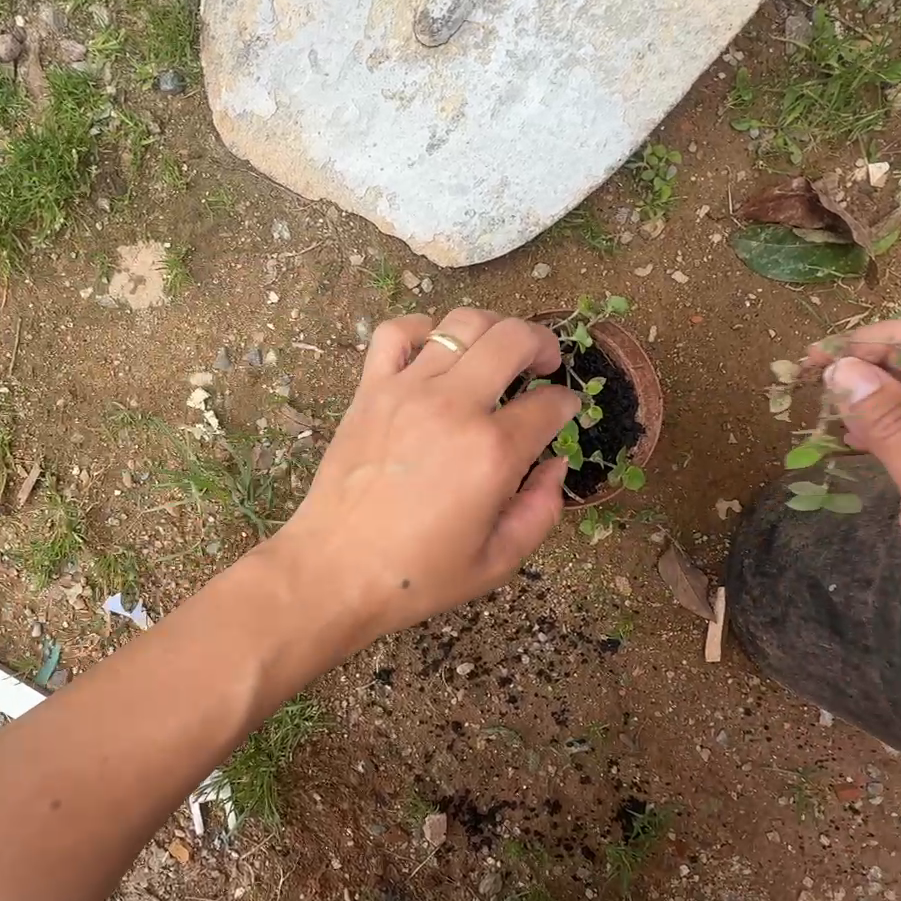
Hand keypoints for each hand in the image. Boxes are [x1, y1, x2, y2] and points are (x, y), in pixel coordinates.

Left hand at [262, 309, 580, 646]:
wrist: (334, 571)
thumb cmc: (417, 576)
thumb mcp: (497, 562)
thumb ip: (540, 511)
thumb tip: (555, 464)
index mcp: (493, 452)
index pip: (549, 403)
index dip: (566, 404)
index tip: (564, 412)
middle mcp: (454, 408)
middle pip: (513, 339)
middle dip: (543, 345)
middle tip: (544, 365)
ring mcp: (407, 391)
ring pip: (462, 324)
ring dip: (492, 328)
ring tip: (497, 351)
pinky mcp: (369, 390)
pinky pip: (396, 332)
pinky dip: (422, 328)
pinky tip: (434, 350)